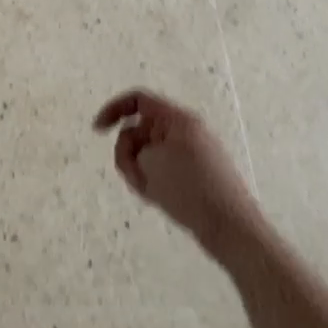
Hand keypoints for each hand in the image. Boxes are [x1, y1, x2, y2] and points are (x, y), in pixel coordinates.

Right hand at [93, 89, 263, 262]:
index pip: (138, 100)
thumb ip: (130, 147)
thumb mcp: (147, 163)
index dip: (113, 110)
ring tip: (151, 192)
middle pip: (141, 130)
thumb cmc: (188, 189)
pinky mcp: (196, 174)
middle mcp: (186, 131)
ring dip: (140, 170)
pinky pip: (163, 169)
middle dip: (129, 152)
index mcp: (178, 120)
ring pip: (149, 153)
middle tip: (135, 177)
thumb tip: (138, 150)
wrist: (230, 227)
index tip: (97, 131)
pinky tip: (161, 200)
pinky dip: (154, 181)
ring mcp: (193, 153)